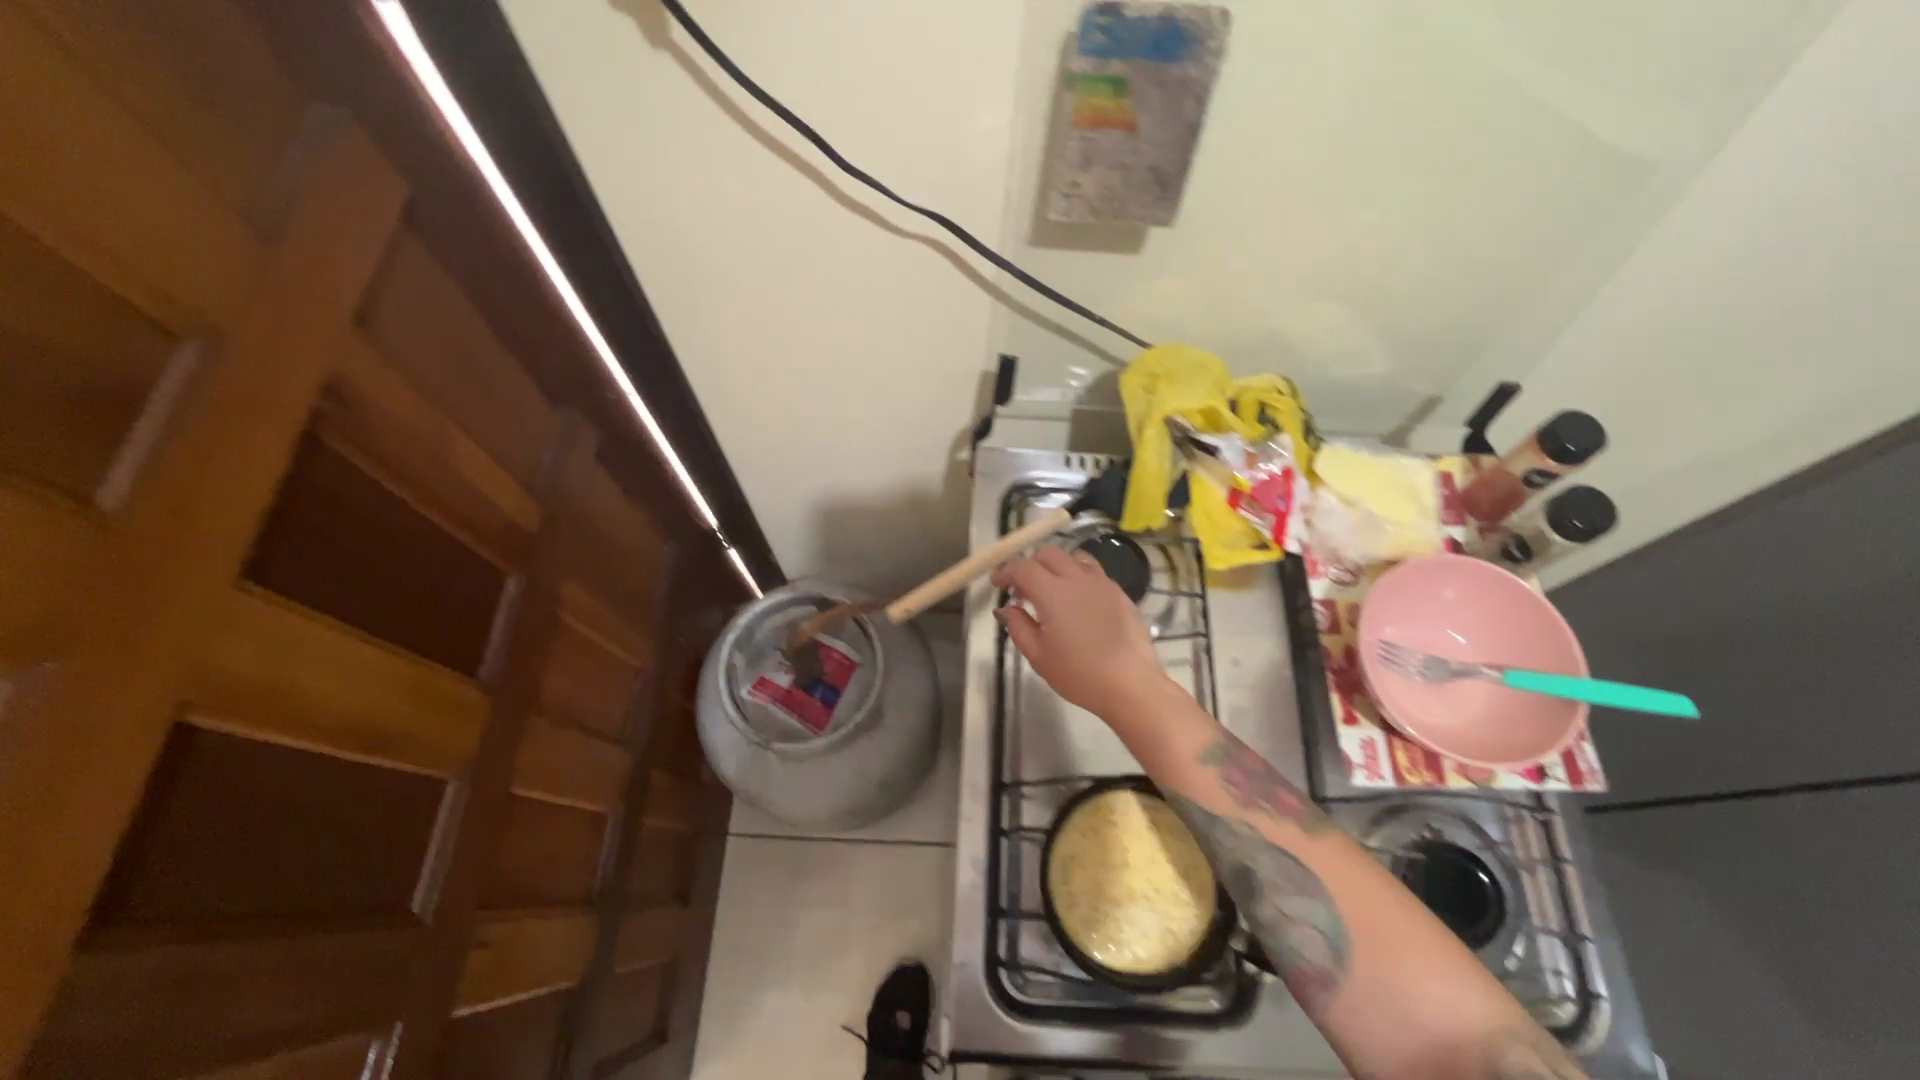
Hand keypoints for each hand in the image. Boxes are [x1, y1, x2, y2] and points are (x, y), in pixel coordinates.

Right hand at [992, 546, 1168, 719]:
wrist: (1130, 684)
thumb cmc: (1079, 674)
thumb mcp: (1039, 655)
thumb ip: (1018, 626)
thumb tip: (1006, 608)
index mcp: (1053, 592)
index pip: (1023, 567)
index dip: (1006, 571)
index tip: (997, 584)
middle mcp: (1078, 579)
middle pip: (1049, 554)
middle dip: (1030, 565)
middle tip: (1023, 590)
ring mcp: (1103, 583)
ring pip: (1075, 557)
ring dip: (1057, 567)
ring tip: (1052, 590)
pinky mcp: (1120, 593)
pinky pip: (1094, 573)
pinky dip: (1079, 577)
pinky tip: (1079, 603)